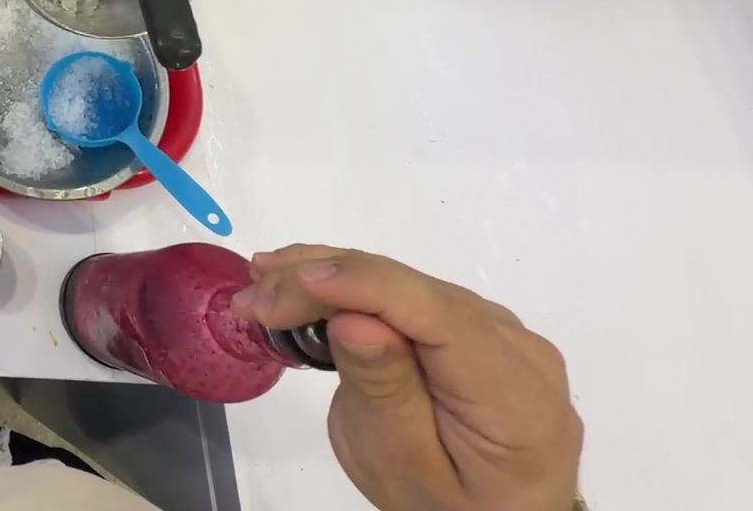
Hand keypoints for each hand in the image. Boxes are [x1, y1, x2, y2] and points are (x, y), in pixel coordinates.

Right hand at [232, 246, 582, 510]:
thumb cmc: (439, 500)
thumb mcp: (404, 463)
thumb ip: (386, 393)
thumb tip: (354, 322)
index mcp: (515, 395)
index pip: (436, 315)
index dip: (358, 287)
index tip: (279, 286)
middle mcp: (512, 344)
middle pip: (404, 289)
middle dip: (316, 284)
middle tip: (249, 304)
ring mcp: (489, 326)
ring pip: (390, 276)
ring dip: (317, 276)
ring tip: (258, 290)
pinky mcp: (459, 318)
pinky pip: (391, 285)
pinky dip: (337, 281)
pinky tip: (294, 279)